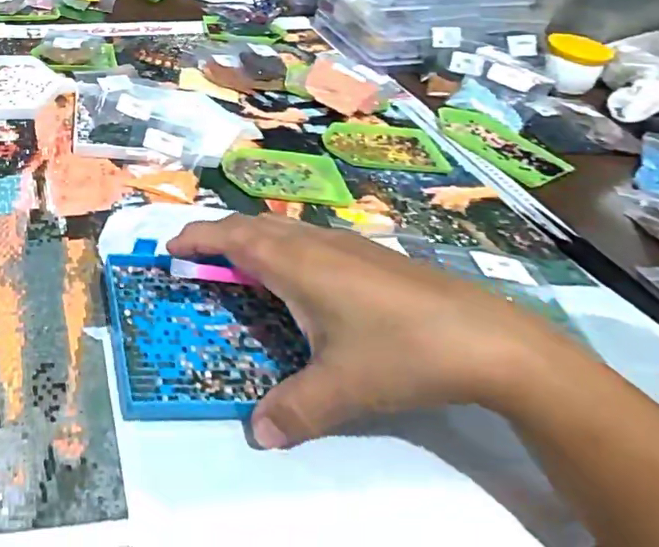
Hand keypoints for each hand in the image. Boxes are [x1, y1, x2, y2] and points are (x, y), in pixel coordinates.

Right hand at [166, 214, 584, 449]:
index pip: (229, 237)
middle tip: (196, 255)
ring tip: (239, 261)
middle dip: (217, 234)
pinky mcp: (368, 252)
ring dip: (250, 237)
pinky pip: (305, 235)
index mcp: (292, 262)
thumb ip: (294, 410)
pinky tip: (300, 275)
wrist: (488, 336)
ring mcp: (343, 242)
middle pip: (250, 224)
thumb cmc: (401, 352)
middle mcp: (311, 242)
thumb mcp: (342, 388)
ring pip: (281, 226)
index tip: (170, 248)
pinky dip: (281, 244)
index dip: (196, 238)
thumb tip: (257, 435)